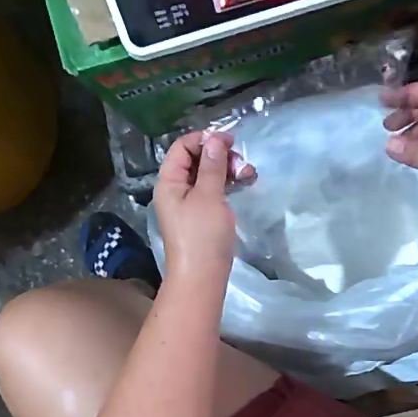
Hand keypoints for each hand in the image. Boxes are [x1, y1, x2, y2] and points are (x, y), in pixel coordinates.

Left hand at [154, 131, 238, 286]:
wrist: (201, 277)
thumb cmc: (202, 235)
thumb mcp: (209, 196)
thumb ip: (212, 165)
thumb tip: (215, 139)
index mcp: (169, 181)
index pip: (182, 146)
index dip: (204, 139)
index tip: (230, 141)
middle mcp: (175, 189)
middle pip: (195, 159)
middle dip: (219, 155)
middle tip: (241, 163)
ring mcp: (188, 203)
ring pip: (207, 175)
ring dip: (227, 170)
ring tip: (248, 174)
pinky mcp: (201, 216)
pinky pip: (212, 191)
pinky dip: (227, 185)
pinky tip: (244, 184)